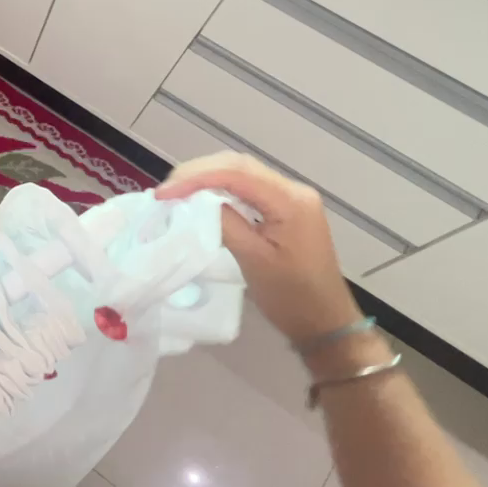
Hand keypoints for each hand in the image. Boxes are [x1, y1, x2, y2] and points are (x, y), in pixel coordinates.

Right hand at [156, 152, 362, 346]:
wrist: (324, 321)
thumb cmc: (290, 295)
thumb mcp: (253, 259)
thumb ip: (225, 223)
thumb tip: (196, 201)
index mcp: (290, 200)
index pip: (236, 174)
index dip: (194, 178)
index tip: (163, 194)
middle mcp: (293, 190)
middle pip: (238, 165)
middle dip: (197, 172)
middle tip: (164, 190)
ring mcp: (290, 197)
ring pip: (241, 172)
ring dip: (206, 177)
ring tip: (175, 191)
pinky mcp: (284, 208)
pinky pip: (247, 187)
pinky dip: (219, 187)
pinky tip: (199, 197)